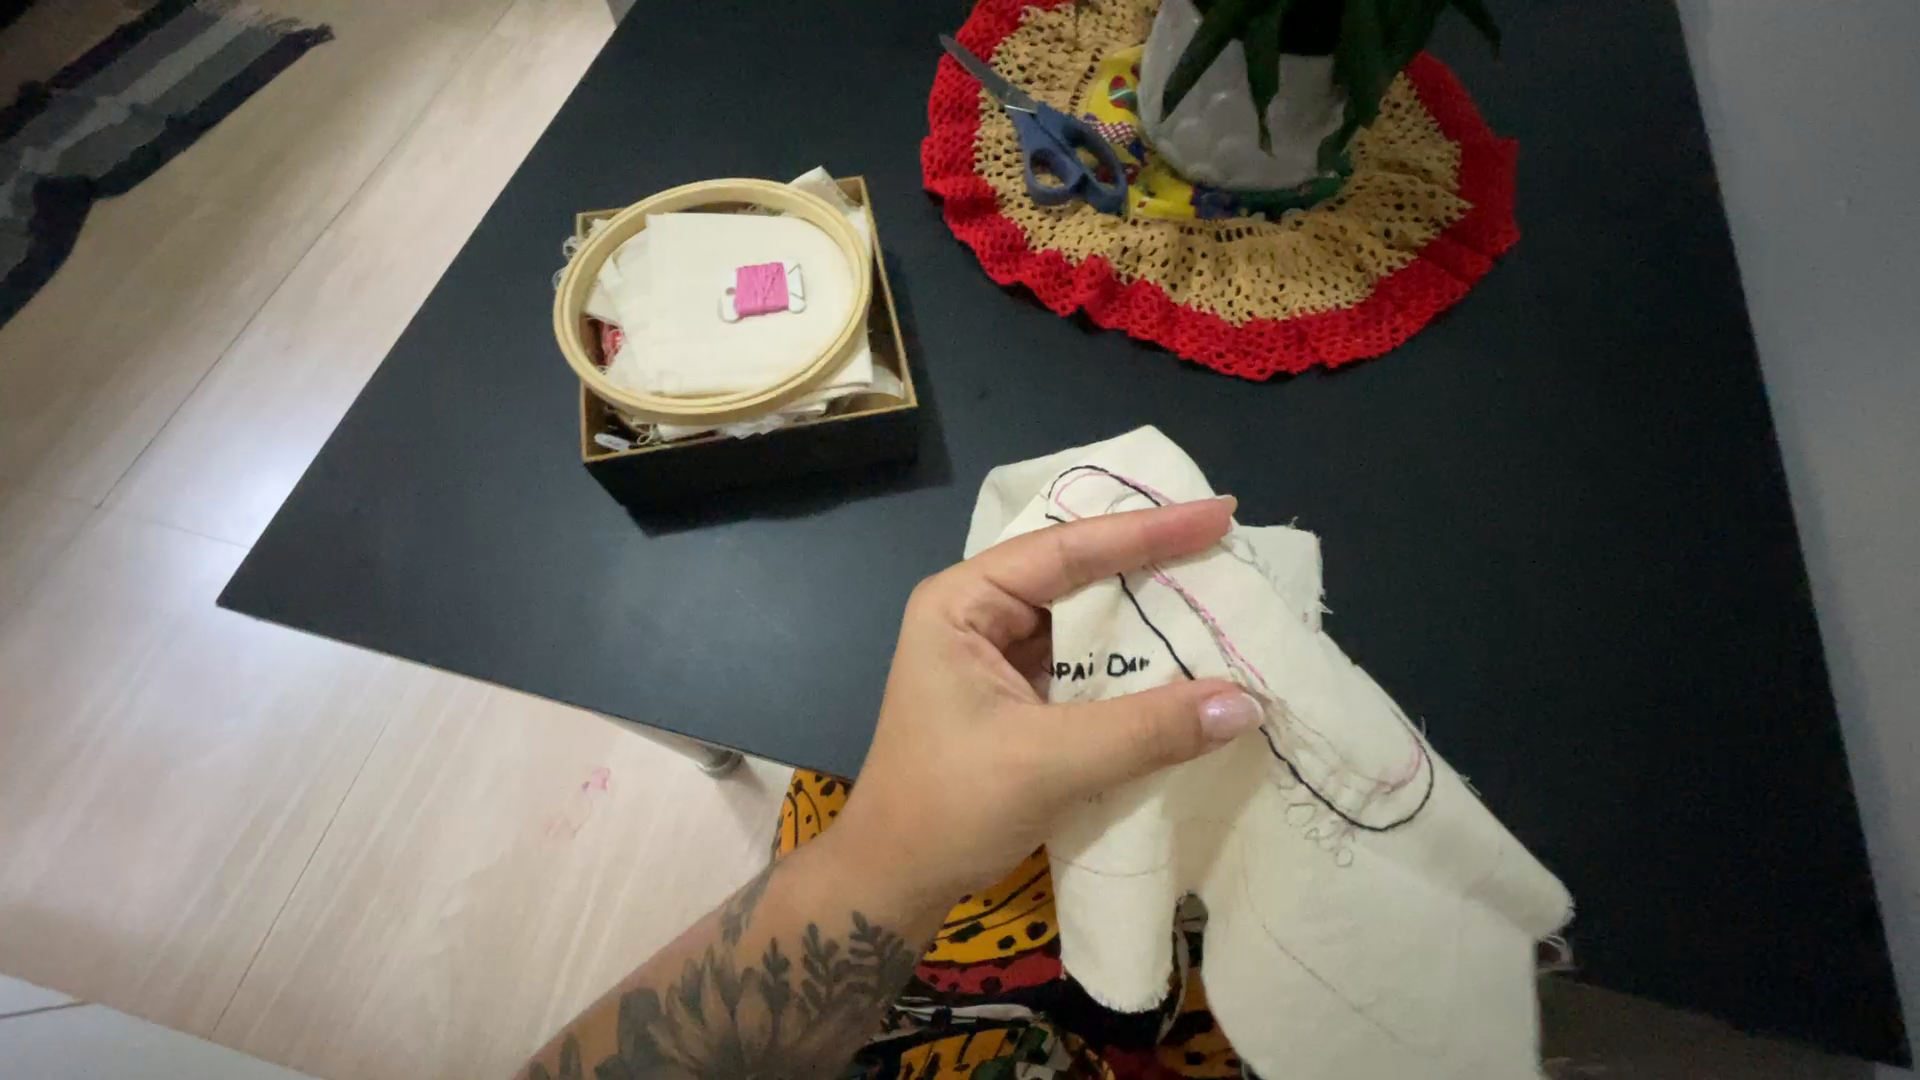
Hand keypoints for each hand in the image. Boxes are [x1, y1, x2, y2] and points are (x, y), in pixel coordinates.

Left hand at [830, 497, 1264, 909]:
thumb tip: (1245, 703)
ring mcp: (994, 651)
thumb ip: (1146, 730)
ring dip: (1142, 614)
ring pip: (1081, 616)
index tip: (1217, 514)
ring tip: (1215, 595)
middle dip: (1147, 563)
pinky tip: (1178, 656)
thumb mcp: (1047, 763)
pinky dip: (1127, 660)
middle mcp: (977, 611)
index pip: (1063, 549)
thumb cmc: (948, 807)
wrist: (897, 877)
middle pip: (1073, 572)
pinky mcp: (1015, 689)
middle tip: (1223, 546)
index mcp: (962, 601)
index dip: (1145, 531)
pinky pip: (1080, 659)